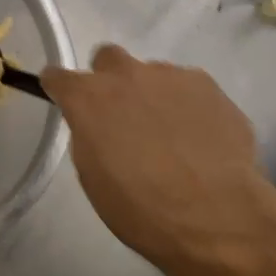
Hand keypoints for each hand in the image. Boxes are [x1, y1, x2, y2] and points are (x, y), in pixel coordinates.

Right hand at [42, 46, 275, 275]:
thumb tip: (97, 124)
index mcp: (89, 99)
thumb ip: (89, 136)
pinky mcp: (209, 86)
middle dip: (109, 81)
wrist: (216, 216)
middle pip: (107, 59)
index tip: (66, 103)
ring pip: (152, 75)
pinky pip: (187, 88)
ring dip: (152, 96)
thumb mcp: (93, 177)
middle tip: (122, 116)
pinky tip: (199, 139)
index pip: (58, 77)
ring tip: (172, 137)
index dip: (60, 90)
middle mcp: (126, 76)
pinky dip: (186, 107)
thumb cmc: (141, 208)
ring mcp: (171, 76)